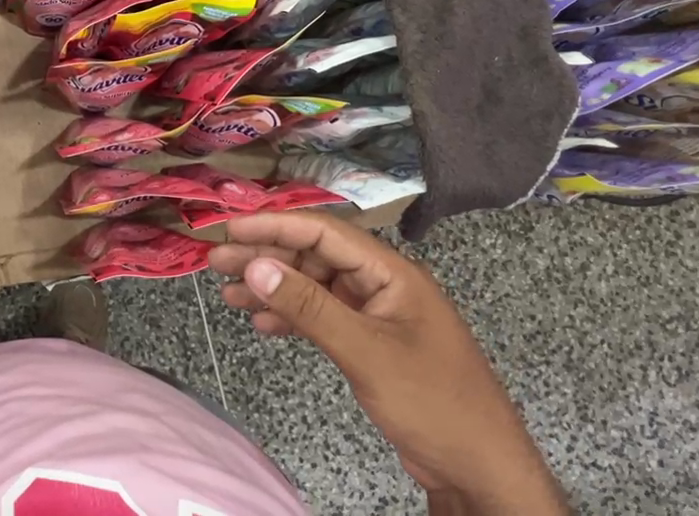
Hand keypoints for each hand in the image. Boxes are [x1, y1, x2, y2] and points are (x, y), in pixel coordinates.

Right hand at [209, 213, 567, 513]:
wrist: (483, 473)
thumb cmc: (435, 404)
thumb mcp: (366, 352)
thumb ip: (308, 306)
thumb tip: (254, 265)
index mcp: (392, 272)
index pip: (323, 233)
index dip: (274, 226)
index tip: (229, 230)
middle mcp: (382, 284)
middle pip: (313, 257)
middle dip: (265, 257)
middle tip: (215, 262)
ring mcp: (376, 314)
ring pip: (313, 286)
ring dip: (272, 288)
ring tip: (228, 294)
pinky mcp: (370, 343)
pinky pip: (321, 316)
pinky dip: (291, 318)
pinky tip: (263, 325)